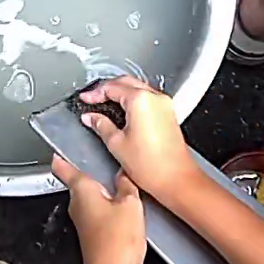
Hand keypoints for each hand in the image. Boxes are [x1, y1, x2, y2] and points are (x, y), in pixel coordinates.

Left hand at [52, 155, 144, 263]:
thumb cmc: (116, 242)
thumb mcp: (130, 204)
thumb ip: (127, 186)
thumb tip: (124, 176)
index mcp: (81, 190)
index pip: (64, 169)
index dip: (61, 160)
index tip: (57, 153)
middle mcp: (78, 207)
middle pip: (82, 185)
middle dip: (96, 178)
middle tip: (110, 169)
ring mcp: (84, 224)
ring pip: (94, 203)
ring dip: (107, 198)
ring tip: (124, 192)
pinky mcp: (94, 239)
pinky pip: (102, 220)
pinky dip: (112, 216)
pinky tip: (126, 218)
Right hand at [78, 76, 197, 203]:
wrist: (177, 181)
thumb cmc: (152, 166)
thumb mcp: (116, 144)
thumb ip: (100, 124)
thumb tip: (91, 117)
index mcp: (140, 100)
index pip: (111, 87)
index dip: (94, 93)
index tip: (85, 99)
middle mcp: (155, 98)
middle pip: (125, 83)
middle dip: (107, 88)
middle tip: (92, 98)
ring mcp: (164, 105)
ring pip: (137, 88)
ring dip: (120, 93)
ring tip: (105, 104)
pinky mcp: (169, 114)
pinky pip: (147, 98)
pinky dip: (132, 100)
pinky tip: (122, 112)